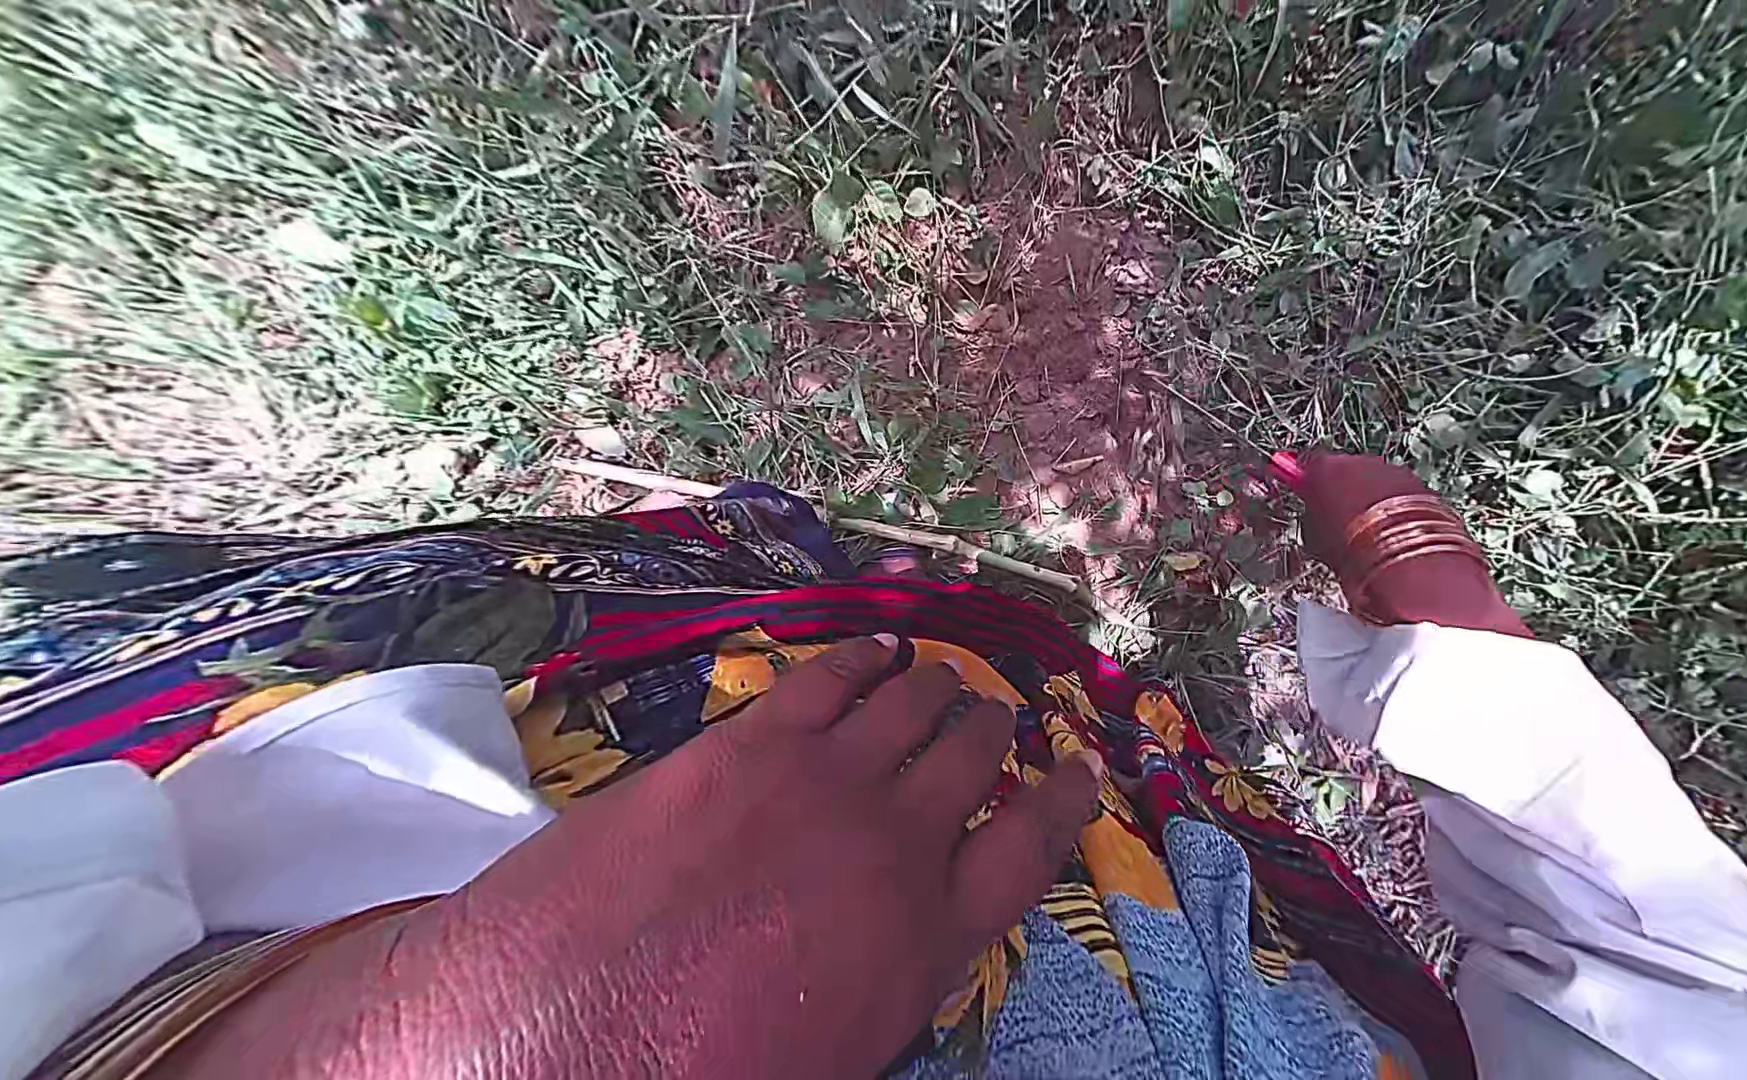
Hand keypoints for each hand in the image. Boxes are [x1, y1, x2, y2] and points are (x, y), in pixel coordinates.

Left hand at [156, 635, 1101, 1079]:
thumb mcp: (832, 1052)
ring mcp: (824, 778)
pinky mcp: (756, 739)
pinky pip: (834, 677)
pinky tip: (881, 648)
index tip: (1081, 767)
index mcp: (918, 938)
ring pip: (913, 703)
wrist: (526, 1043)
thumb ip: (897, 971)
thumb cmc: (687, 1077)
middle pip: (972, 756)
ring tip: (942, 677)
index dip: (1064, 801)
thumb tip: (924, 925)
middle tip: (992, 717)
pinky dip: (867, 658)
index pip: (1028, 849)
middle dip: (990, 730)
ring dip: (936, 685)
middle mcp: (891, 842)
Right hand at [1296, 451, 1529, 636]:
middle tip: (1330, 516)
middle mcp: (1362, 463)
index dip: (1302, 476)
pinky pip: (1398, 492)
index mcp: (1327, 468)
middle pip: (1344, 468)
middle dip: (1338, 487)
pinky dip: (1391, 506)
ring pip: (1373, 479)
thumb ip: (1309, 512)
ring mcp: (1395, 473)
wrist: (1406, 563)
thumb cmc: (1354, 549)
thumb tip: (1309, 511)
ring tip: (1360, 529)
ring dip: (1367, 497)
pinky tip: (1385, 531)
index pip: (1306, 463)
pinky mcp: (1422, 487)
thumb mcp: (1312, 534)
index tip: (1299, 484)